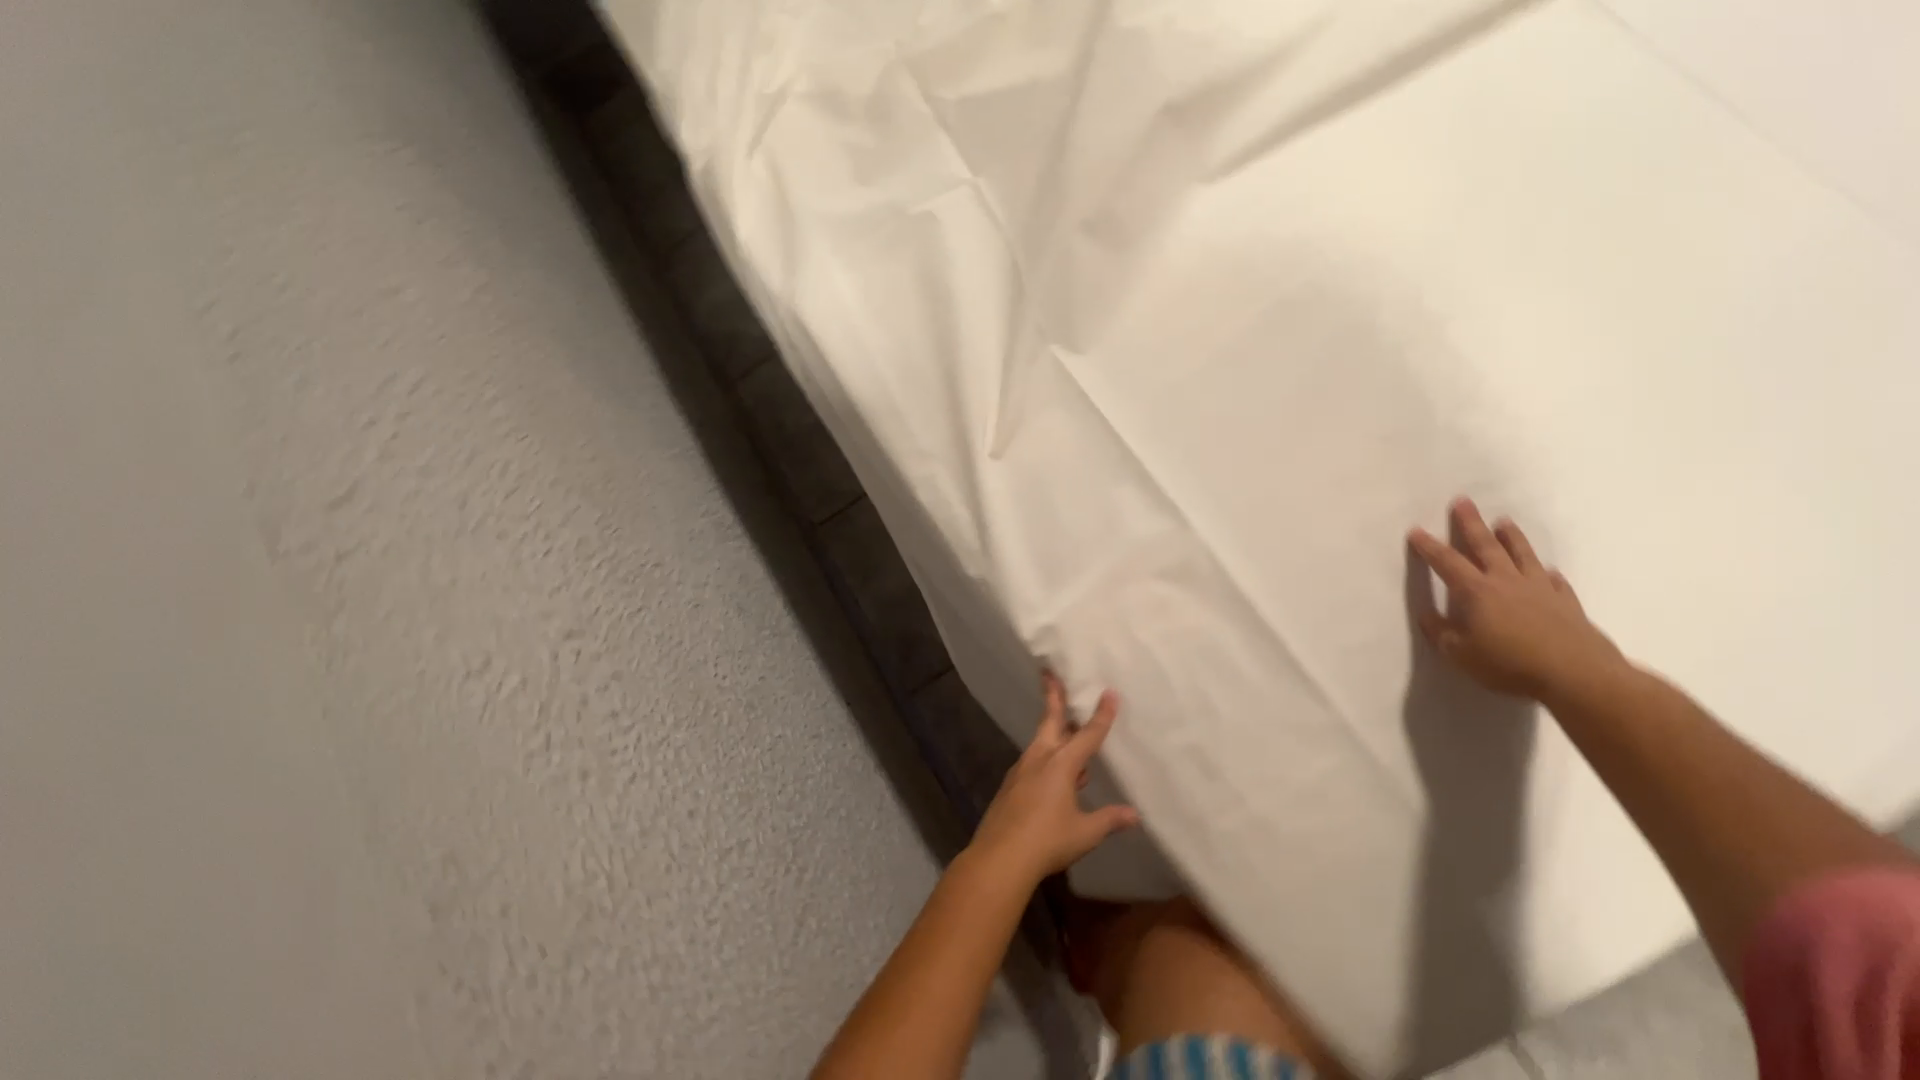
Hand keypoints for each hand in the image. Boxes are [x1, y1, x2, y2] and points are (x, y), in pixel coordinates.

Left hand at [966, 674, 1139, 886]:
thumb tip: (1134, 815)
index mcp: (1061, 765)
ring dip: (1054, 731)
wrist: (999, 857)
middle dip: (1053, 697)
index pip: (1087, 735)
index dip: (1101, 715)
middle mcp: (1039, 760)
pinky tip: (1056, 774)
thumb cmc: (1047, 841)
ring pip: (1041, 743)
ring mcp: (1021, 772)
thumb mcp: (1085, 832)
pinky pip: (1033, 762)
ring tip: (1068, 727)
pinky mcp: (1011, 786)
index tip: (1109, 693)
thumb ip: (1109, 820)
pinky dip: (1047, 757)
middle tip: (1049, 673)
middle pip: (1051, 723)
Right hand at [1408, 498, 1625, 700]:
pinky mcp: (1565, 602)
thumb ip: (1441, 634)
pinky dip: (1547, 573)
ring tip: (1504, 521)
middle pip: (1486, 546)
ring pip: (1522, 554)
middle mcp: (1506, 581)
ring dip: (1511, 537)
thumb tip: (1427, 616)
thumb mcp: (1461, 655)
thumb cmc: (1509, 664)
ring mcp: (1539, 588)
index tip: (1416, 530)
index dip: (1429, 547)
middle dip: (1471, 524)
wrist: (1574, 673)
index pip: (1446, 563)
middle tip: (1463, 501)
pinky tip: (1547, 571)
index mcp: (1476, 592)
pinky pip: (1554, 581)